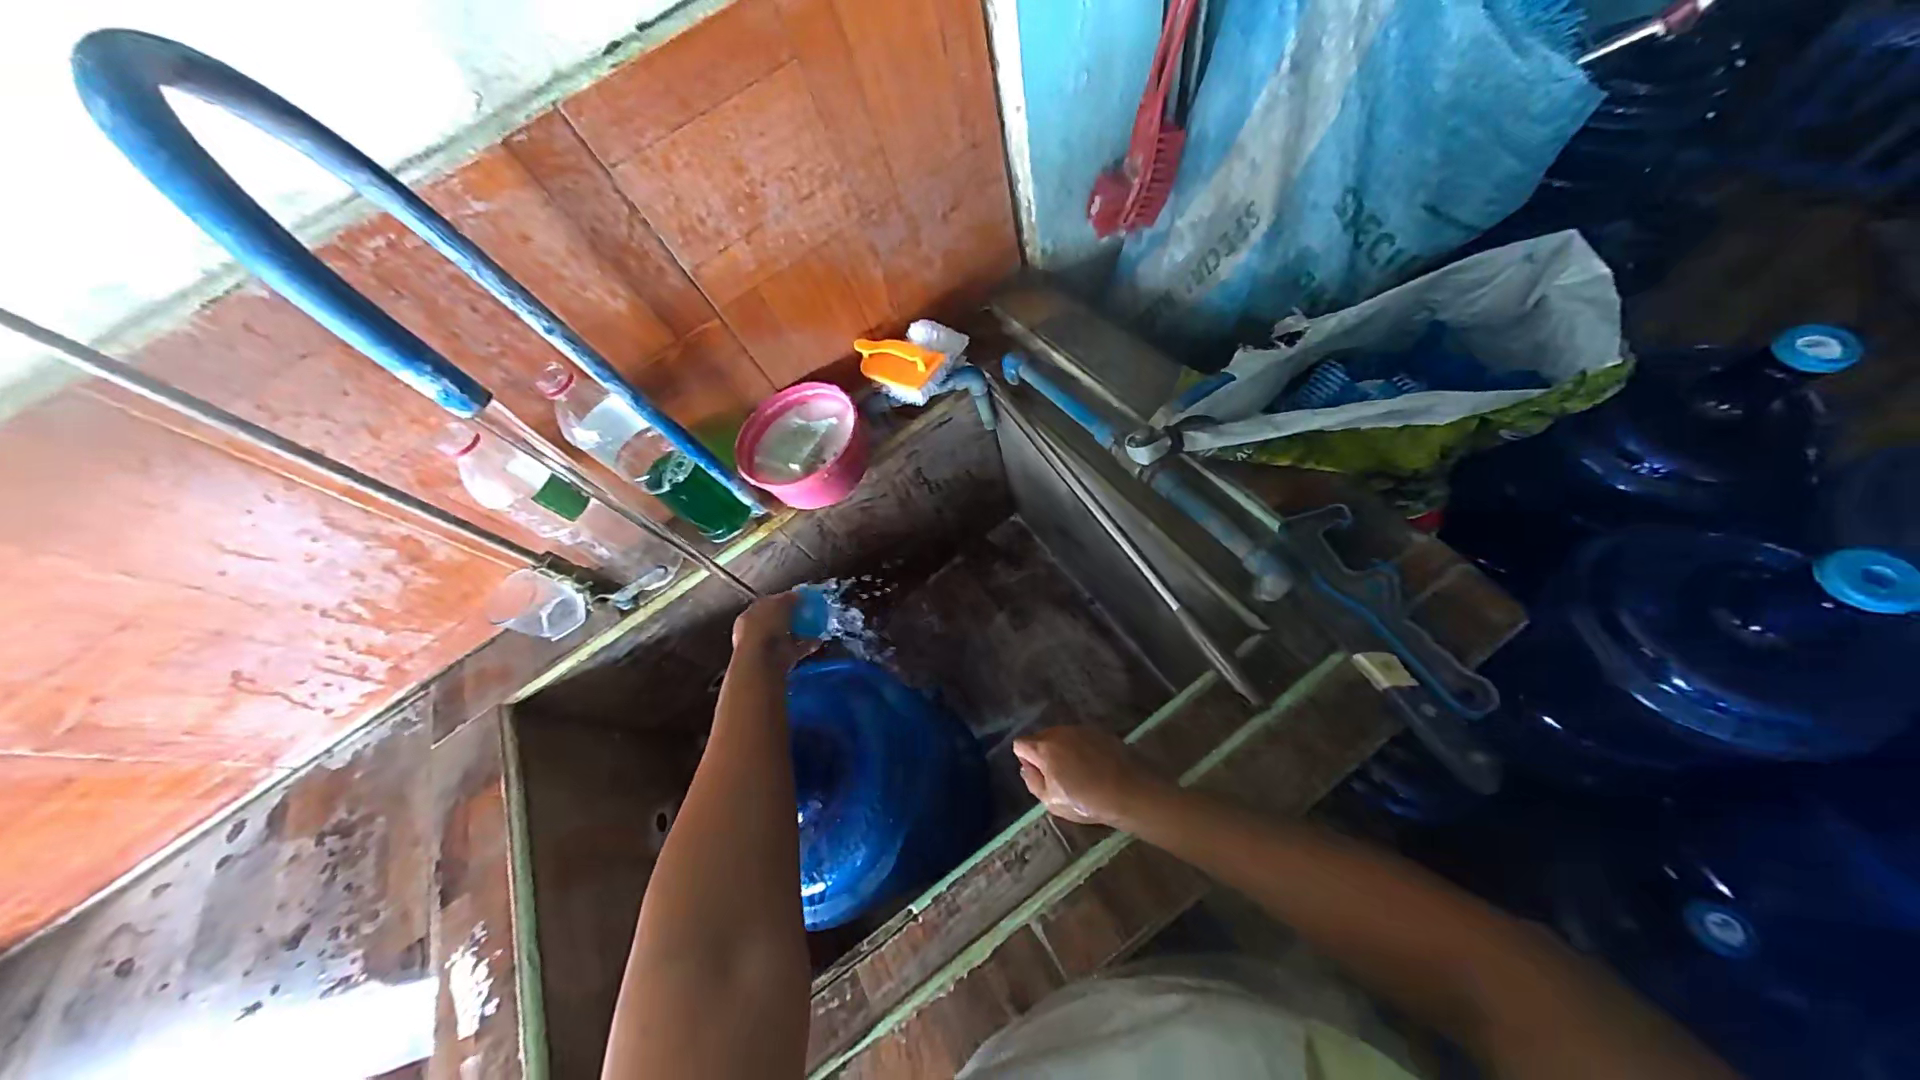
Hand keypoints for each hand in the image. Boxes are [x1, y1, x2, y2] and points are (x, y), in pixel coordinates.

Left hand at [730, 593, 816, 671]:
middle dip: (792, 617)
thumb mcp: (777, 604)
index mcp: (750, 615)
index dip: (782, 600)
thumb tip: (796, 596)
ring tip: (817, 625)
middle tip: (808, 611)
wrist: (763, 661)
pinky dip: (808, 645)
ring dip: (801, 631)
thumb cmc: (765, 627)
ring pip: (788, 636)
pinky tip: (819, 640)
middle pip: (778, 621)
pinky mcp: (782, 659)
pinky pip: (797, 649)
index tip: (798, 598)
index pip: (767, 604)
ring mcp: (769, 647)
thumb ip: (788, 598)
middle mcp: (758, 631)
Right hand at [1012, 726, 1170, 829]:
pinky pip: (1080, 738)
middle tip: (1059, 777)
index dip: (1026, 760)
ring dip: (1063, 750)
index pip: (1020, 744)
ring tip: (1079, 773)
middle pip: (1041, 738)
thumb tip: (1027, 768)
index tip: (1040, 776)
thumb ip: (1032, 782)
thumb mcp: (1051, 802)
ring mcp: (1081, 729)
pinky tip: (1095, 766)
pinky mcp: (1100, 732)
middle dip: (1044, 754)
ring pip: (1062, 737)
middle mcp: (1060, 732)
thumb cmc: (1086, 801)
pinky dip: (1081, 748)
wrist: (1130, 791)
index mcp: (1044, 747)